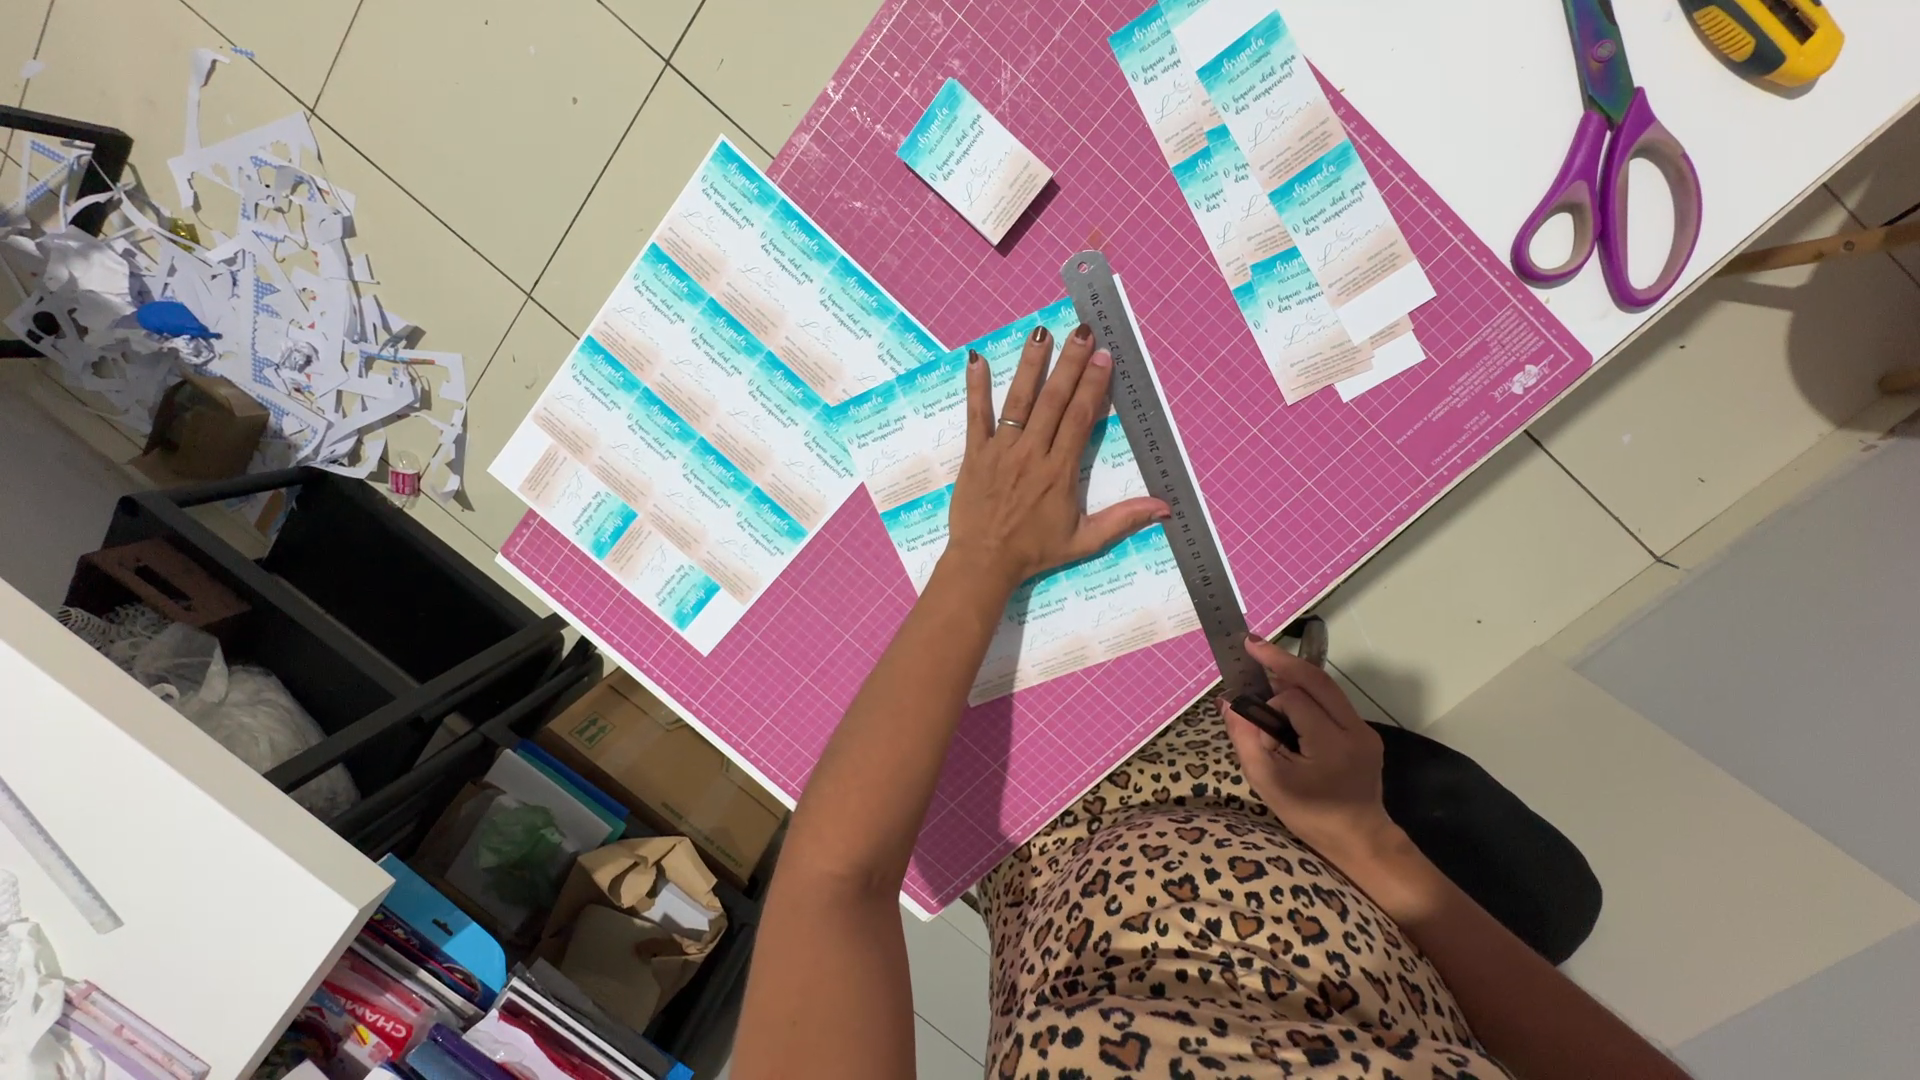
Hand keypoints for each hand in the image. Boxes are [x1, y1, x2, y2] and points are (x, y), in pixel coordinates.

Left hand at [942, 323, 1167, 590]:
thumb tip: (1164, 507)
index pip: (1079, 418)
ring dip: (1031, 366)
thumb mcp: (1084, 541)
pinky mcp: (976, 454)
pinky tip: (977, 359)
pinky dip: (976, 388)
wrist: (984, 563)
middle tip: (1081, 331)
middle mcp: (1032, 453)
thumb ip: (1123, 520)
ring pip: (1018, 401)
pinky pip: (976, 417)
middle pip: (1053, 401)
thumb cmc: (1035, 552)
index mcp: (1060, 471)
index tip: (1103, 356)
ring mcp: (1002, 451)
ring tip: (1041, 333)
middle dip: (1069, 364)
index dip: (1092, 385)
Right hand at [1223, 636, 1398, 864]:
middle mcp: (1355, 730)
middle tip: (1250, 643)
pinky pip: (1331, 702)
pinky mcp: (1364, 734)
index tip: (1255, 723)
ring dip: (1294, 677)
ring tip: (1264, 667)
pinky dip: (1306, 694)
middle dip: (1281, 659)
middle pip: (1317, 679)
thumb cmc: (1309, 815)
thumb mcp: (1266, 780)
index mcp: (1332, 744)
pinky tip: (1287, 699)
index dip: (1270, 705)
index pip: (1295, 700)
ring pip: (1326, 687)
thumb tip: (1228, 702)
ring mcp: (1364, 730)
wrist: (1359, 840)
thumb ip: (1245, 737)